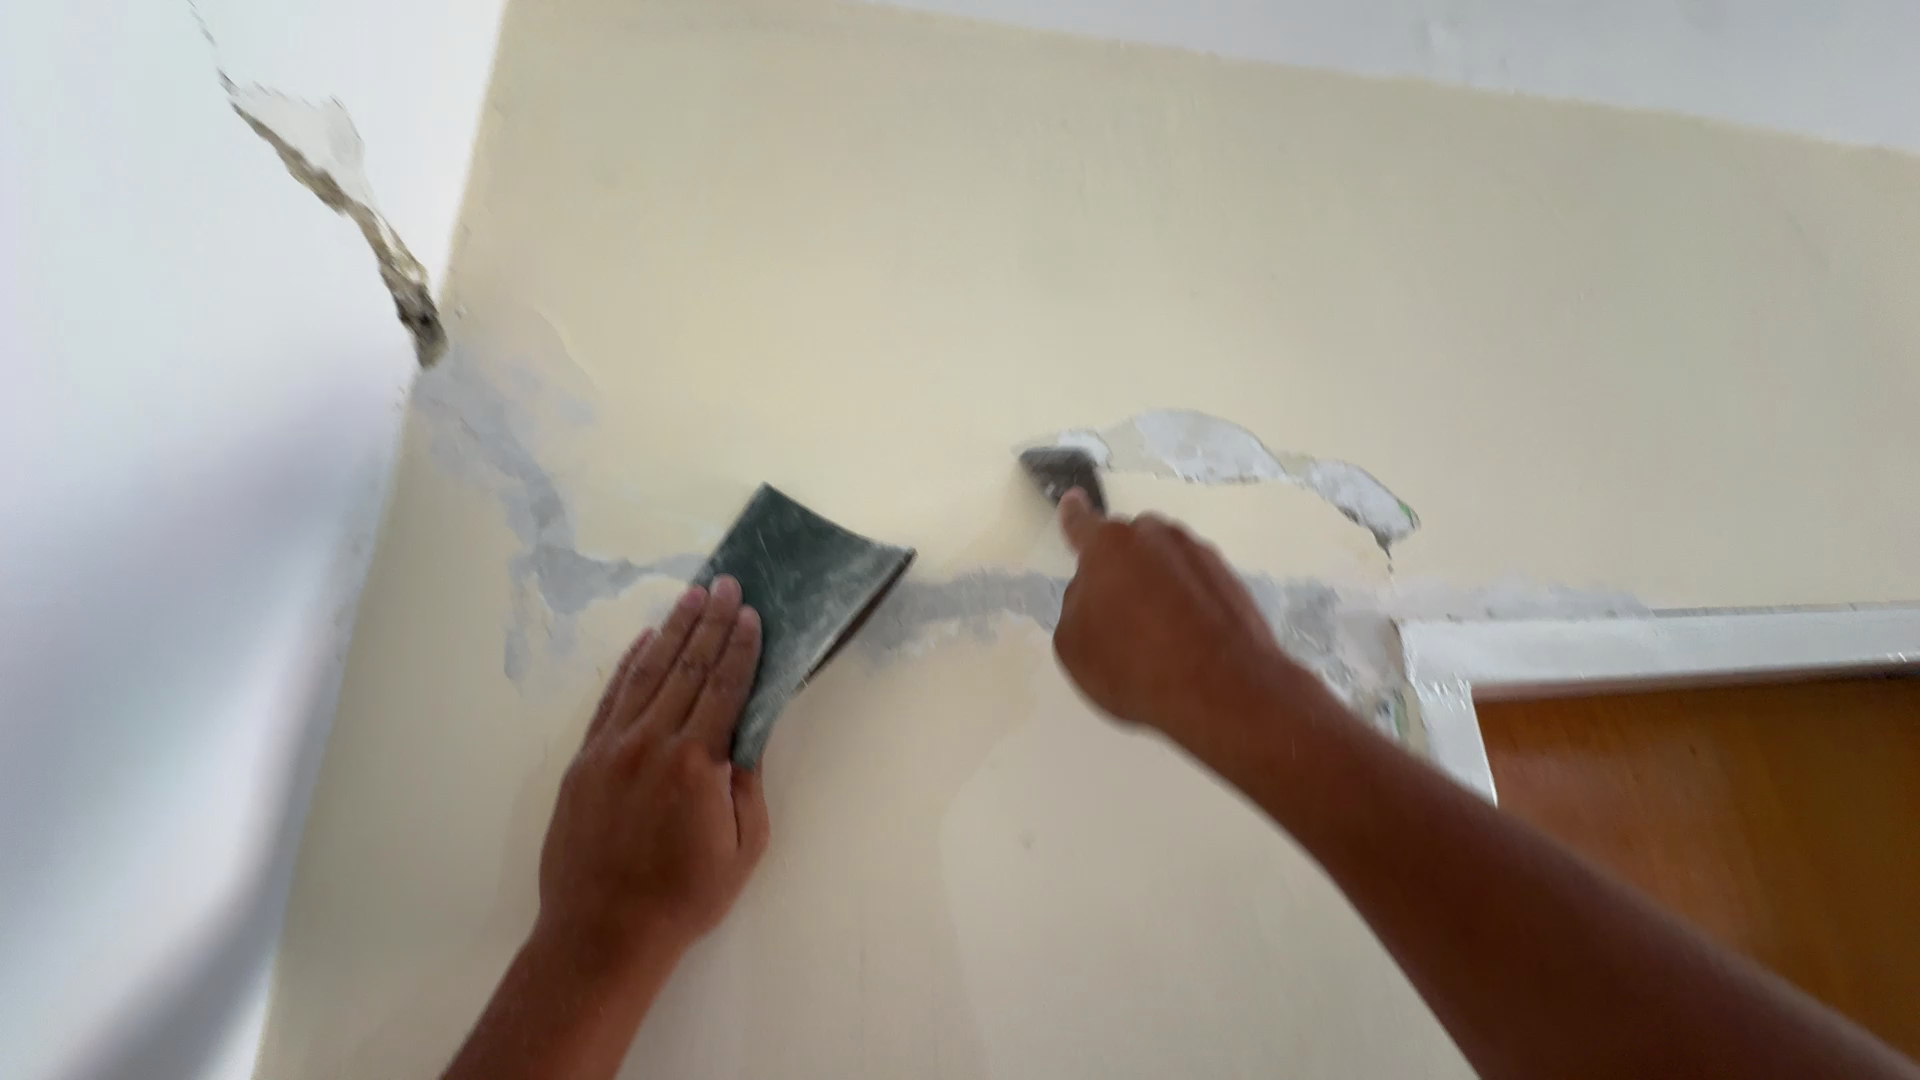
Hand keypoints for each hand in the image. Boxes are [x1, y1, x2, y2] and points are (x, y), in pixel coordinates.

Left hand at [535, 576, 770, 975]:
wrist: (600, 935)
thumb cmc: (686, 895)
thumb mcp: (743, 844)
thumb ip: (746, 780)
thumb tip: (749, 729)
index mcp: (696, 763)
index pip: (725, 687)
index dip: (740, 647)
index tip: (750, 612)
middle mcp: (652, 742)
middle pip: (688, 667)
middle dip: (710, 622)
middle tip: (724, 583)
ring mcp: (611, 747)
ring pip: (648, 673)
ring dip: (672, 630)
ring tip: (691, 596)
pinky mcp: (584, 759)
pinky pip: (611, 698)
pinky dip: (629, 664)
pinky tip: (645, 639)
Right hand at [1053, 489, 1285, 742]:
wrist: (1223, 690)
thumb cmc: (1133, 666)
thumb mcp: (1073, 646)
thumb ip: (1076, 607)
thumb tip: (1095, 595)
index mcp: (1108, 547)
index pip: (1081, 523)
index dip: (1073, 514)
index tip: (1074, 499)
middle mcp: (1155, 538)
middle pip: (1128, 544)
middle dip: (1120, 567)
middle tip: (1118, 613)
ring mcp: (1199, 555)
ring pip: (1165, 562)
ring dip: (1156, 585)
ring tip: (1155, 636)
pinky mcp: (1232, 580)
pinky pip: (1195, 584)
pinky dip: (1187, 604)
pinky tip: (1186, 642)